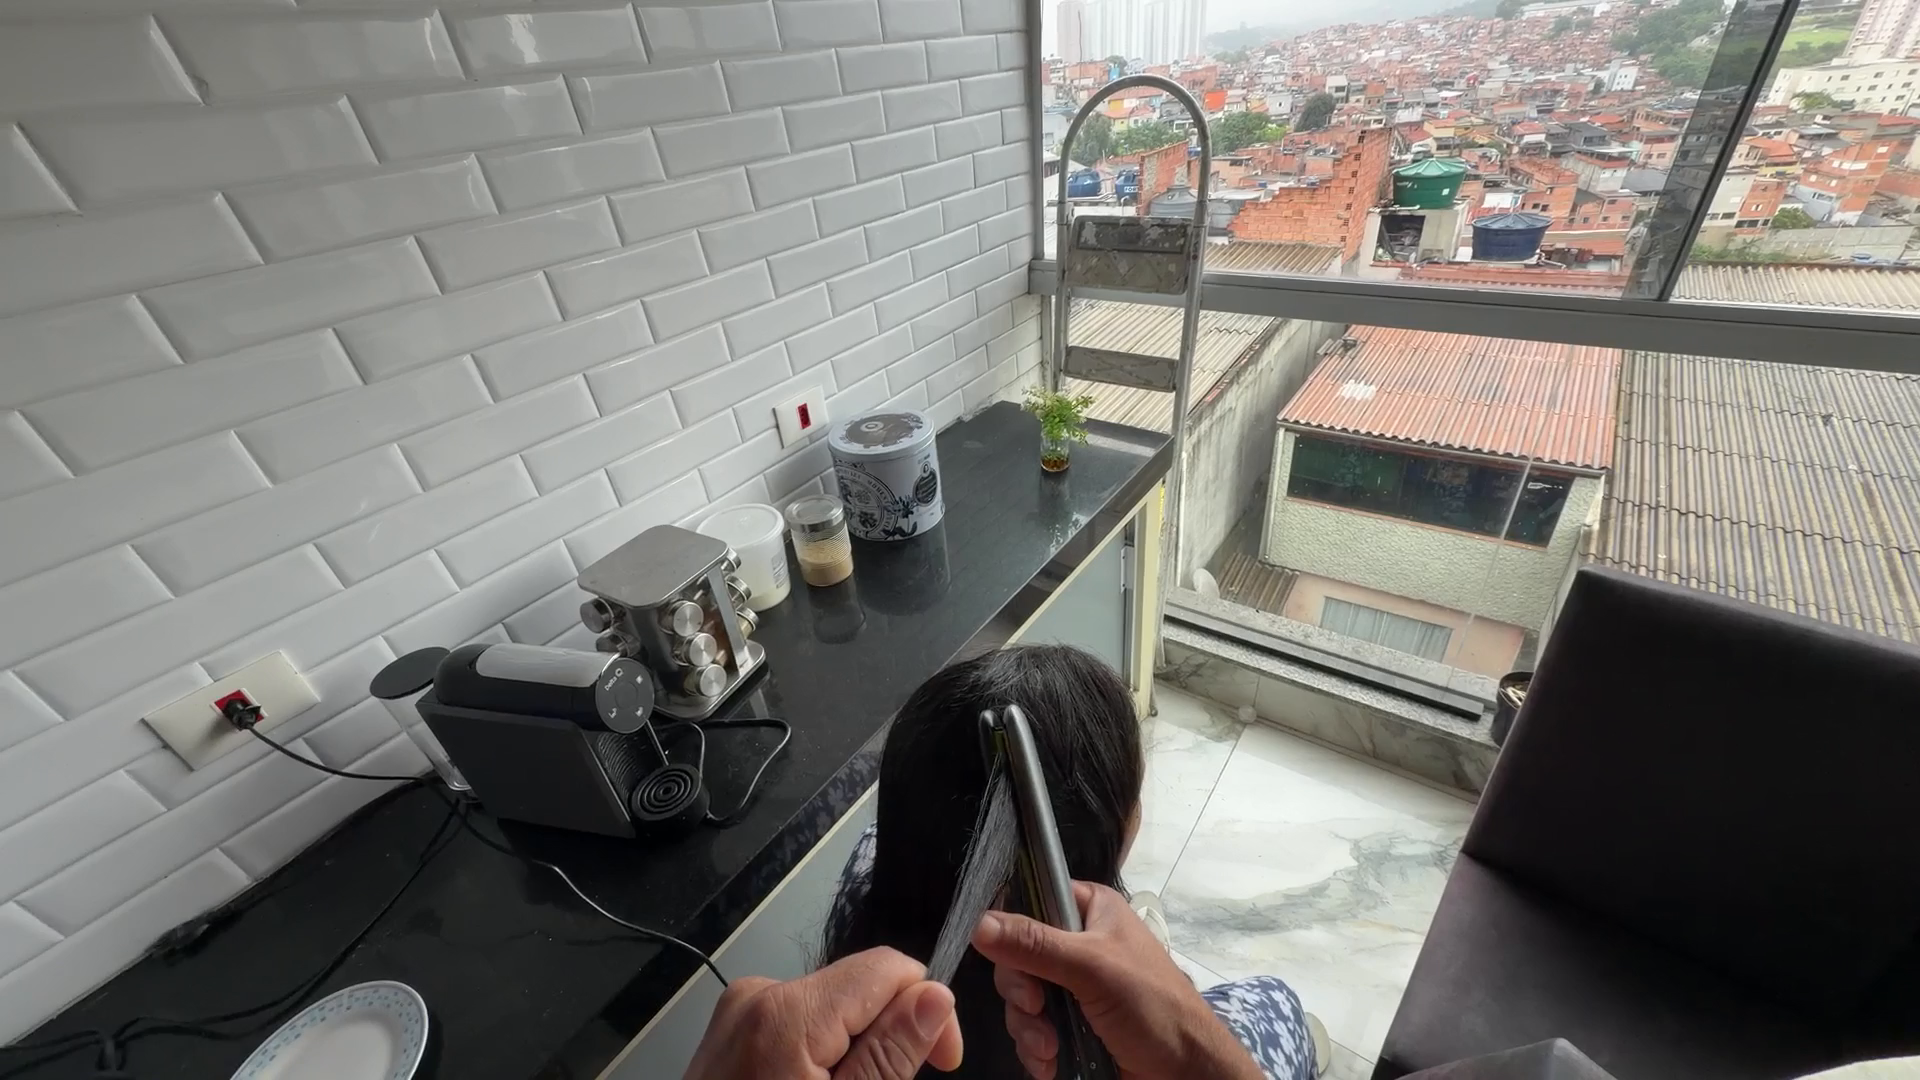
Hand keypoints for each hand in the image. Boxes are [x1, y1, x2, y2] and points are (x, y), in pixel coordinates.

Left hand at [681, 947, 964, 1079]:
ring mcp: (738, 1010)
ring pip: (832, 1008)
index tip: (943, 1063)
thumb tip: (938, 994)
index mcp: (787, 1010)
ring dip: (854, 1049)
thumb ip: (890, 1054)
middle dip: (886, 1035)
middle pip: (858, 987)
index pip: (887, 967)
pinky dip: (820, 1055)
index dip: (926, 1006)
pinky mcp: (731, 1030)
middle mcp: (759, 992)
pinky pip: (800, 1023)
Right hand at [971, 882, 1261, 1079]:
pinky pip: (1032, 1029)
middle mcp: (1077, 941)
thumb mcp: (1092, 967)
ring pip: (1022, 996)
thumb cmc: (1151, 1006)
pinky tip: (1050, 1064)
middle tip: (1036, 1007)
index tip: (1005, 954)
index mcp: (1088, 908)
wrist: (1189, 1079)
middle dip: (1021, 989)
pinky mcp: (1071, 1027)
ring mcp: (1073, 987)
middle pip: (1017, 952)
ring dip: (1028, 1026)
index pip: (1031, 897)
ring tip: (1050, 1049)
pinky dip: (1035, 1049)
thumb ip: (1034, 944)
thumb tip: (978, 923)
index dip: (1010, 925)